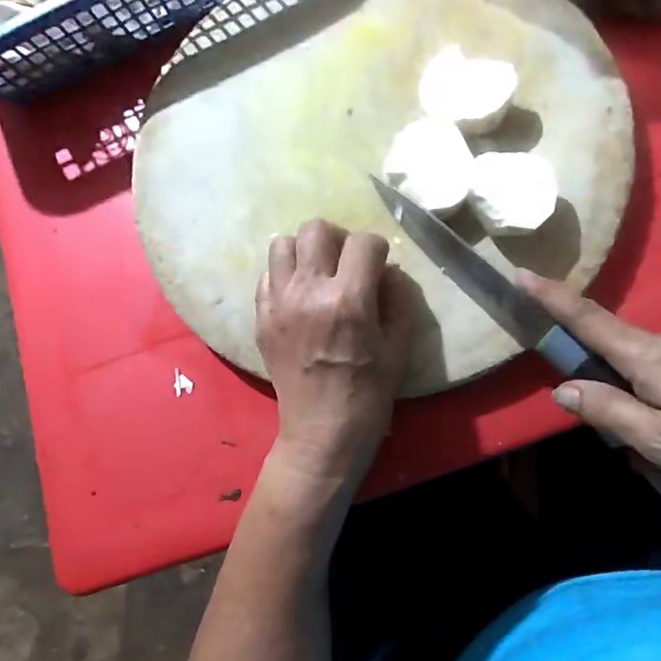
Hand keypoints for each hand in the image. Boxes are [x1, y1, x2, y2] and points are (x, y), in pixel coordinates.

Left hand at [257, 221, 412, 485]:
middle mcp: (308, 291)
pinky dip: (284, 277)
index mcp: (349, 299)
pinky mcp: (261, 317)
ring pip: (281, 244)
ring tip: (316, 275)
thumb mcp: (399, 346)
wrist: (322, 431)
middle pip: (315, 229)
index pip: (363, 241)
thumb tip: (386, 271)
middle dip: (337, 240)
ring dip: (304, 253)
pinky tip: (298, 298)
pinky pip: (266, 275)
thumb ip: (397, 298)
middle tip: (345, 264)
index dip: (377, 250)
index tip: (378, 268)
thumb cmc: (369, 393)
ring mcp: (278, 302)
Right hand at [519, 272, 660, 512]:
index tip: (521, 273)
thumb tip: (562, 388)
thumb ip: (606, 411)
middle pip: (607, 368)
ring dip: (640, 434)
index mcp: (650, 356)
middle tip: (641, 464)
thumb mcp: (660, 441)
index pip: (587, 319)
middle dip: (609, 415)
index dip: (551, 299)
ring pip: (636, 392)